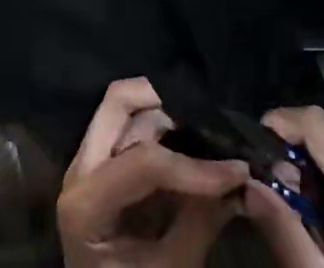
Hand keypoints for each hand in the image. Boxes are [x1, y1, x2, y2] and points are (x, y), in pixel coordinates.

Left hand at [58, 78, 249, 267]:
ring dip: (168, 112)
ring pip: (127, 107)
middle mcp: (80, 169)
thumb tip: (242, 181)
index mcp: (86, 204)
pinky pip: (131, 123)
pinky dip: (163, 122)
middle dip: (167, 102)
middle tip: (211, 125)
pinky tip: (193, 138)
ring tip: (207, 132)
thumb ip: (201, 222)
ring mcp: (88, 160)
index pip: (144, 161)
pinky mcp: (103, 162)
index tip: (238, 171)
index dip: (194, 165)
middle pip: (119, 103)